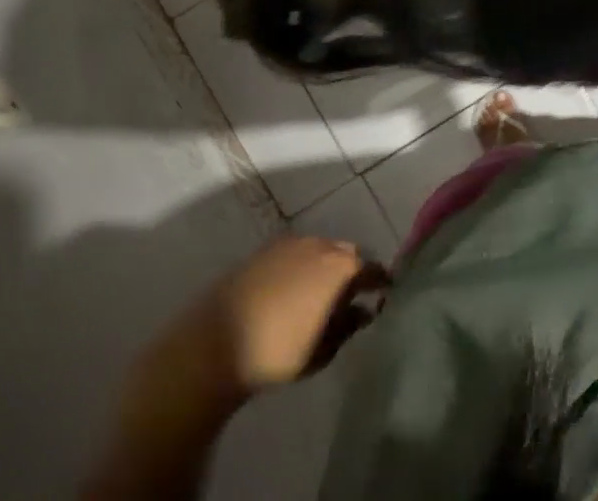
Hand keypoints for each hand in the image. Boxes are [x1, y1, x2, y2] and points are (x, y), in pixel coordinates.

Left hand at [129, 238, 384, 415]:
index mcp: (341, 268)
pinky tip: (294, 290)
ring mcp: (289, 245)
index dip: (382, 284)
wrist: (213, 344)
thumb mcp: (324, 349)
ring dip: (327, 267)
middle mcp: (320, 246)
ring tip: (322, 294)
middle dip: (354, 272)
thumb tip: (364, 311)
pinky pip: (296, 253)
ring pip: (321, 250)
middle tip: (353, 298)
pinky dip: (303, 266)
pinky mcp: (263, 251)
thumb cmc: (279, 351)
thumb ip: (349, 325)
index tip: (385, 298)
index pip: (374, 270)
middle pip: (349, 254)